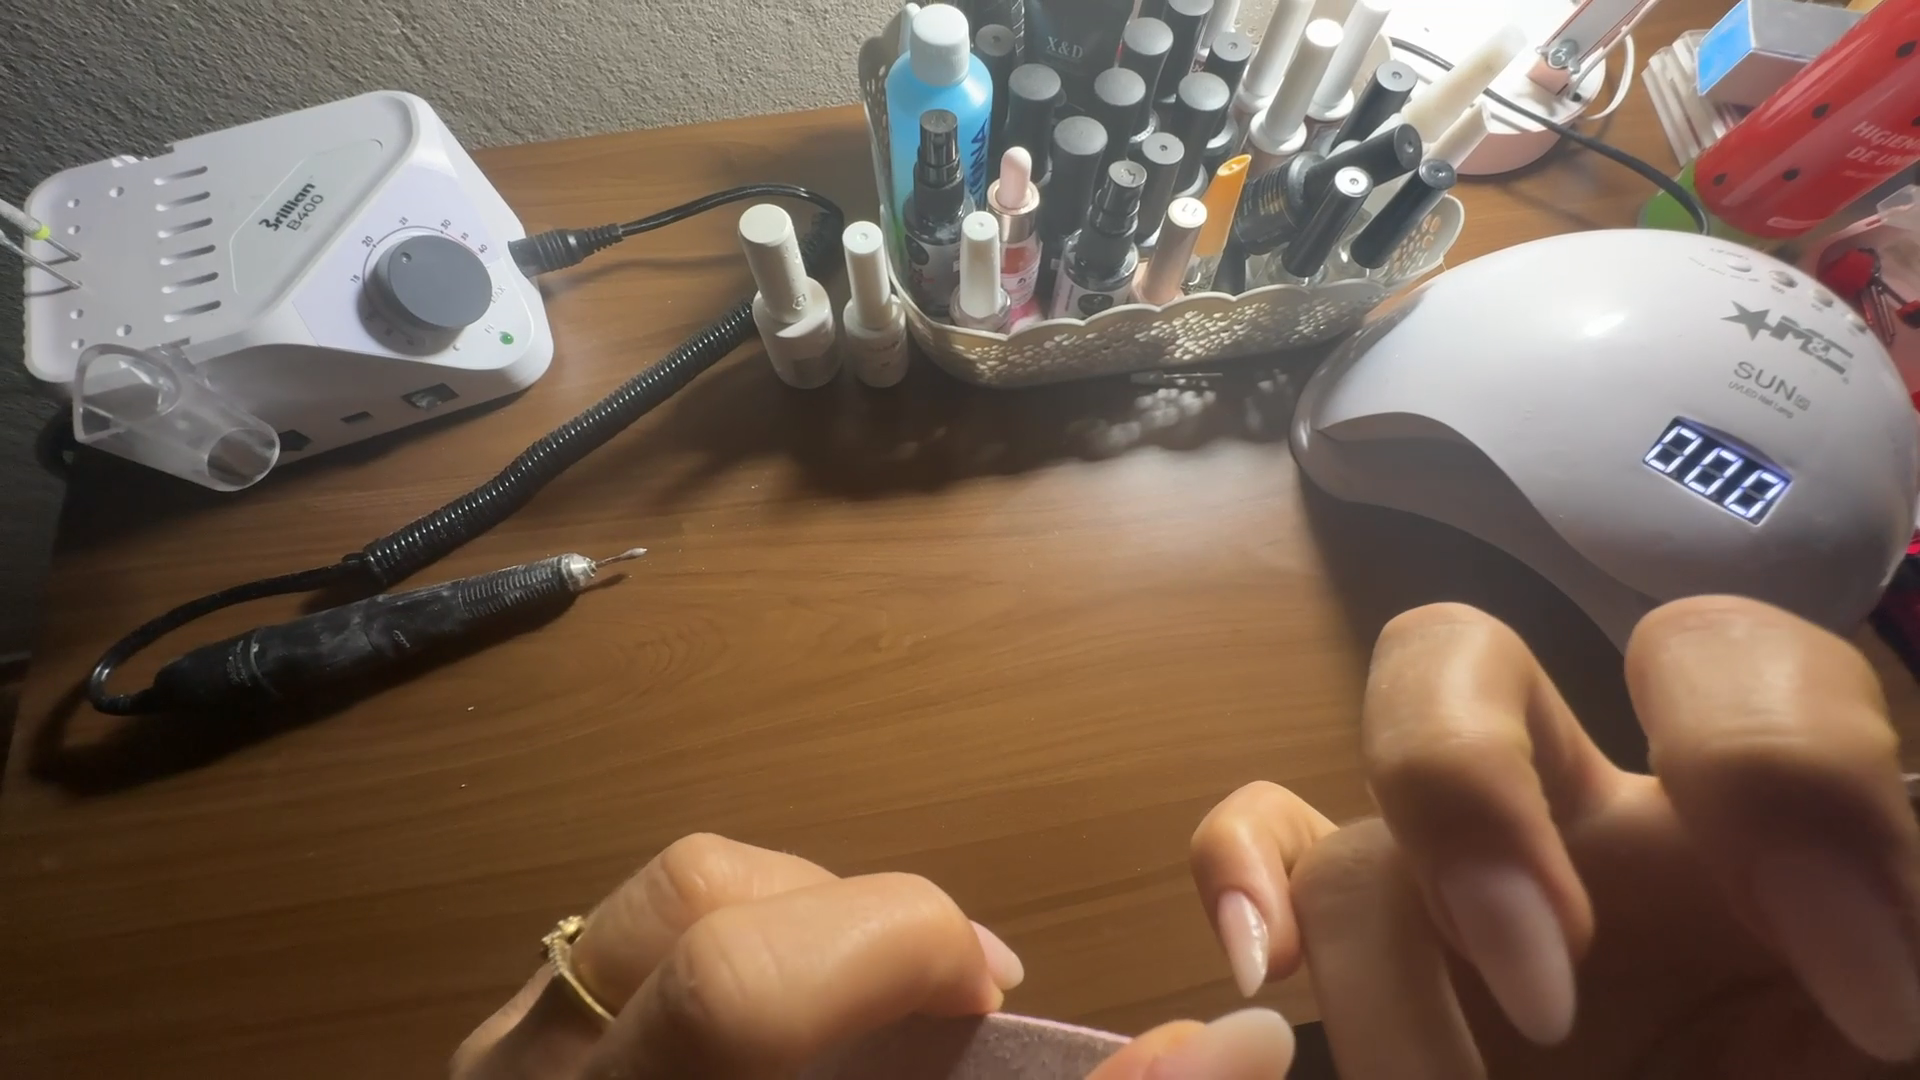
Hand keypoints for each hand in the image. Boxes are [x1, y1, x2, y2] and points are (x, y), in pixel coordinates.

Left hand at [451, 833, 1297, 1078]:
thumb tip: (1231, 1046)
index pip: (736, 988)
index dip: (898, 941)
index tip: (1001, 989)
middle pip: (699, 908)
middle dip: (872, 922)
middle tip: (965, 988)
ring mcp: (517, 1057)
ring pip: (675, 891)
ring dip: (813, 911)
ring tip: (881, 982)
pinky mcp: (521, 1033)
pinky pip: (645, 919)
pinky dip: (756, 920)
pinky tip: (802, 1001)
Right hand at [1190, 596, 1919, 1078]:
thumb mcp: (1918, 1041)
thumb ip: (1910, 940)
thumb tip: (1885, 957)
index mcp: (1756, 825)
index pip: (1725, 650)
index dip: (1773, 767)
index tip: (1866, 997)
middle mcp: (1587, 819)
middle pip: (1453, 651)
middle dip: (1468, 790)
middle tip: (1541, 986)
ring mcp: (1452, 874)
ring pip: (1349, 815)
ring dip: (1383, 981)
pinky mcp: (1369, 940)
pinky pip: (1265, 842)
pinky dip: (1239, 872)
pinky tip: (1263, 964)